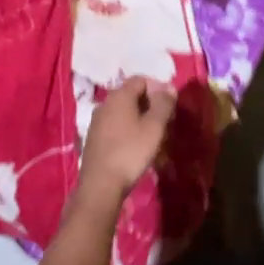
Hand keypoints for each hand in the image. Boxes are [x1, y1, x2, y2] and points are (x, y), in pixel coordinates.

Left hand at [79, 76, 176, 199]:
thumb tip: (169, 86)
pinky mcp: (93, 138)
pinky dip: (128, 130)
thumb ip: (163, 103)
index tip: (169, 106)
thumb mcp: (154, 127)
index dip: (157, 88)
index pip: (141, 79)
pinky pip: (115, 126)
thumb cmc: (131, 152)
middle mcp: (105, 103)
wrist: (101, 184)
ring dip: (140, 119)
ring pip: (123, 112)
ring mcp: (97, 121)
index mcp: (119, 95)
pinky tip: (136, 148)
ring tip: (153, 138)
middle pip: (131, 95)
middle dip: (150, 105)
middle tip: (164, 123)